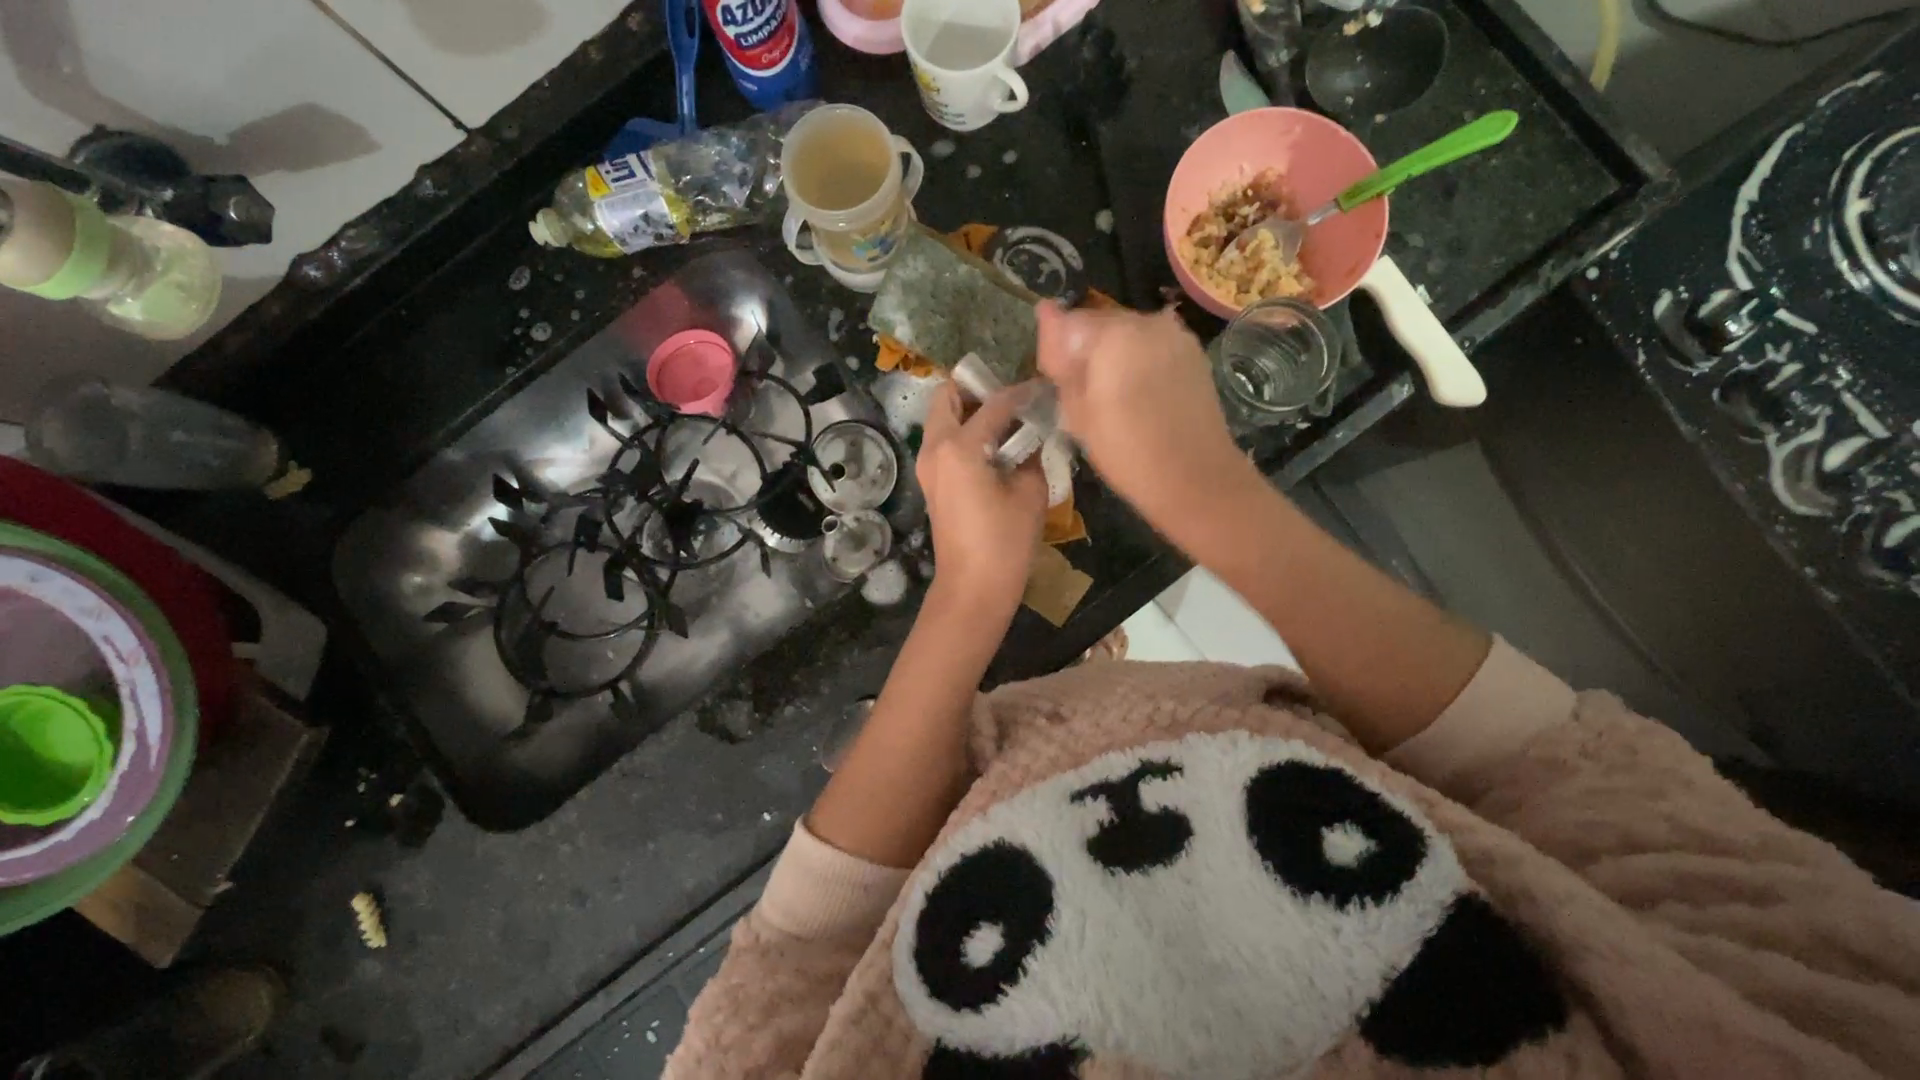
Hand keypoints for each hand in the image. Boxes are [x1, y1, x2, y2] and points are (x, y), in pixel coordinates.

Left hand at [916, 381, 1048, 616]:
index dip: (1021, 392)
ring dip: (970, 411)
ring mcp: (928, 466)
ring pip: (943, 419)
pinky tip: (997, 445)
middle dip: (979, 390)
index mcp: (958, 446)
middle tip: (1013, 398)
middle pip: (948, 397)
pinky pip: (944, 442)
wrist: (973, 589)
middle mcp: (935, 448)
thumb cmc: (1004, 543)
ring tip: (1008, 420)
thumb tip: (1035, 437)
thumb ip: (1032, 455)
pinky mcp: (932, 483)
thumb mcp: (1030, 493)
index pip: (993, 403)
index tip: (1044, 387)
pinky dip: (965, 433)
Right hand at [1035, 303, 1257, 526]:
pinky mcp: (1193, 352)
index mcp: (1113, 333)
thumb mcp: (1078, 412)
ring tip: (1113, 397)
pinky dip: (1140, 362)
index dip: (1058, 354)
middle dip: (1087, 350)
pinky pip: (1153, 346)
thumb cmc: (1126, 451)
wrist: (1196, 477)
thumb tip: (1045, 312)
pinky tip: (1140, 396)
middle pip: (1100, 324)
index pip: (1067, 324)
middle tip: (1083, 394)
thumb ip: (1060, 358)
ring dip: (1114, 356)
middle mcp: (1147, 321)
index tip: (1058, 384)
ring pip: (1128, 334)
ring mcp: (1175, 333)